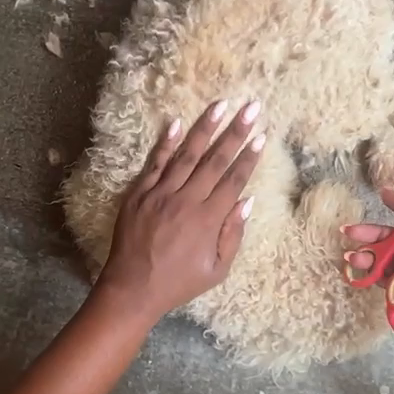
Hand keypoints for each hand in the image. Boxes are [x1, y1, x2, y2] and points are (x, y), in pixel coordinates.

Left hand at [93, 99, 264, 321]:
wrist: (132, 288)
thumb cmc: (178, 283)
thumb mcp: (216, 270)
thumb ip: (233, 234)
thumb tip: (247, 200)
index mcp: (208, 220)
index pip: (233, 180)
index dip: (249, 157)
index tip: (262, 135)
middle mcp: (185, 201)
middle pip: (215, 160)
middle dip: (235, 132)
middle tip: (251, 107)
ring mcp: (159, 195)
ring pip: (186, 154)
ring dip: (205, 128)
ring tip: (220, 105)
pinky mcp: (138, 194)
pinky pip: (154, 163)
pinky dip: (165, 143)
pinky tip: (176, 122)